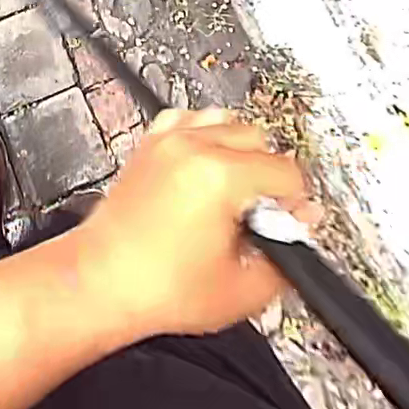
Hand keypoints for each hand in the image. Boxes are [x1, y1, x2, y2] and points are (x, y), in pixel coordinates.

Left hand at [71, 108, 321, 338]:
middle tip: (262, 212)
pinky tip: (203, 166)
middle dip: (269, 174)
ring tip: (234, 190)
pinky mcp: (149, 143)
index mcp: (220, 176)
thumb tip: (303, 223)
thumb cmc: (159, 284)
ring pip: (223, 120)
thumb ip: (288, 254)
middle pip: (258, 138)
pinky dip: (202, 134)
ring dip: (238, 150)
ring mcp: (168, 139)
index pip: (285, 170)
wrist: (104, 277)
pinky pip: (186, 118)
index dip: (296, 202)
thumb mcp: (243, 290)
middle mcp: (193, 146)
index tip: (290, 221)